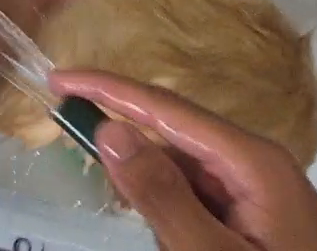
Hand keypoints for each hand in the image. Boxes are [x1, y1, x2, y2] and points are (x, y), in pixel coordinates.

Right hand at [48, 72, 316, 250]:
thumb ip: (162, 195)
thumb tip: (109, 127)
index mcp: (253, 159)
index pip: (163, 105)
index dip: (105, 88)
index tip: (56, 80)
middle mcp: (257, 162)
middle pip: (171, 133)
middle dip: (128, 148)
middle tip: (89, 161)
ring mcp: (260, 191)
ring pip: (182, 168)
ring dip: (154, 193)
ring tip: (161, 234)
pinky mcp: (259, 218)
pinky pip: (199, 195)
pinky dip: (174, 211)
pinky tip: (172, 237)